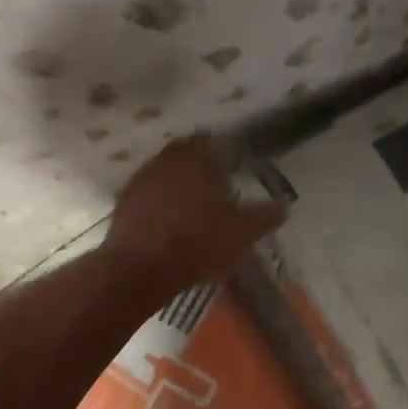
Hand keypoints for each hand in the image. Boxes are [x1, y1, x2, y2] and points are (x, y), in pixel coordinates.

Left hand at [104, 135, 285, 292]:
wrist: (142, 268)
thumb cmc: (199, 242)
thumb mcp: (242, 232)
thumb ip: (265, 216)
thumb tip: (284, 206)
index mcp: (197, 158)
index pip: (211, 141)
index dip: (223, 152)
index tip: (232, 167)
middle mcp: (166, 159)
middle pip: (185, 154)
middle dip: (198, 166)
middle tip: (214, 185)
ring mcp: (140, 179)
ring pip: (163, 172)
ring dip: (176, 183)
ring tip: (190, 205)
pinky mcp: (123, 202)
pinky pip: (146, 194)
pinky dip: (158, 202)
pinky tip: (167, 221)